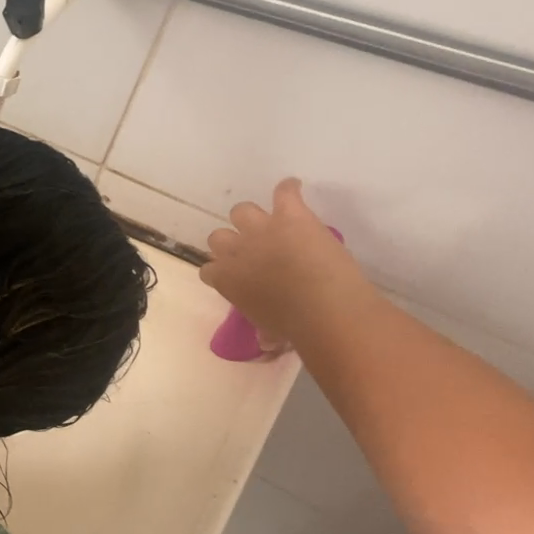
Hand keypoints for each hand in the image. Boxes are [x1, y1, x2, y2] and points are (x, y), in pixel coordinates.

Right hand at [200, 179, 373, 346]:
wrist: (325, 309)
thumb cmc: (294, 327)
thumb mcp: (269, 330)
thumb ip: (263, 330)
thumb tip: (268, 343)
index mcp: (225, 279)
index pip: (208, 268)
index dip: (223, 270)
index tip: (238, 275)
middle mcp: (235, 251)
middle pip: (218, 237)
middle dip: (234, 243)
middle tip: (255, 251)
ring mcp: (262, 230)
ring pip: (242, 211)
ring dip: (254, 218)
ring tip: (272, 223)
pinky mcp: (292, 216)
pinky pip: (284, 192)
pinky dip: (288, 190)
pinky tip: (292, 191)